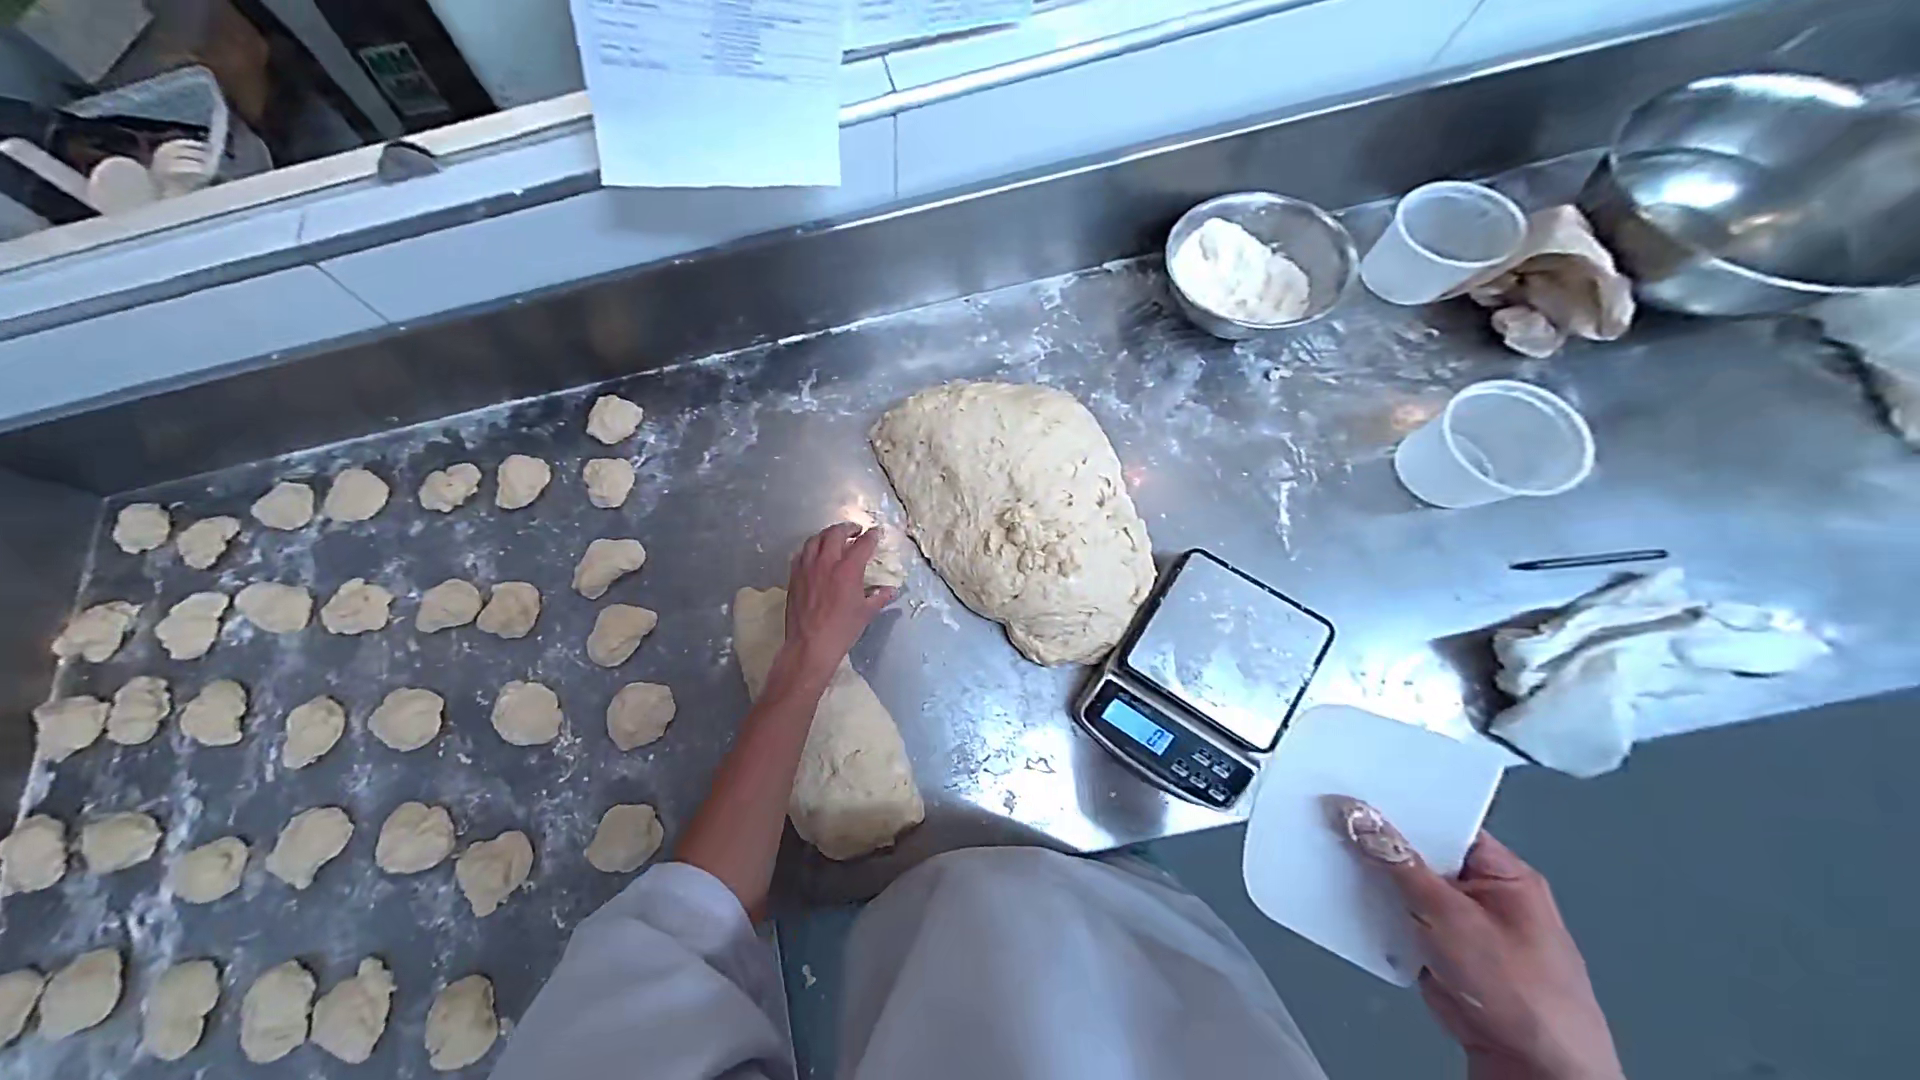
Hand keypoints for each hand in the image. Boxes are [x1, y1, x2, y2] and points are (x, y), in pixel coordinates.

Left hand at [779, 523, 893, 683]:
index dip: (871, 536)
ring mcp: (807, 568)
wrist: (810, 644)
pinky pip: (801, 553)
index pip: (863, 544)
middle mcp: (826, 563)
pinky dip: (811, 548)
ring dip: (827, 535)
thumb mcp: (866, 613)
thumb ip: (879, 597)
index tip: (876, 533)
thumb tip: (890, 590)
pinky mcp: (794, 576)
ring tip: (834, 537)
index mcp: (848, 570)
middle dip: (848, 528)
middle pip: (836, 534)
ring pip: (815, 540)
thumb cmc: (842, 630)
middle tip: (855, 530)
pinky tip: (815, 553)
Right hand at [1330, 798, 1624, 1079]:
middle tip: (1328, 813)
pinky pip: (1394, 913)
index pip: (1442, 821)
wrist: (1534, 1074)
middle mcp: (1479, 890)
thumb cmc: (1518, 992)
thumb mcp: (1451, 915)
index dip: (1398, 802)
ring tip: (1323, 845)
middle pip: (1416, 850)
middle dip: (1375, 838)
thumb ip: (1398, 861)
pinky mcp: (1435, 946)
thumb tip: (1356, 811)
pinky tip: (1337, 892)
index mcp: (1502, 873)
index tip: (1353, 788)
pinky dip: (1369, 906)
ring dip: (1368, 874)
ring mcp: (1456, 920)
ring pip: (1400, 882)